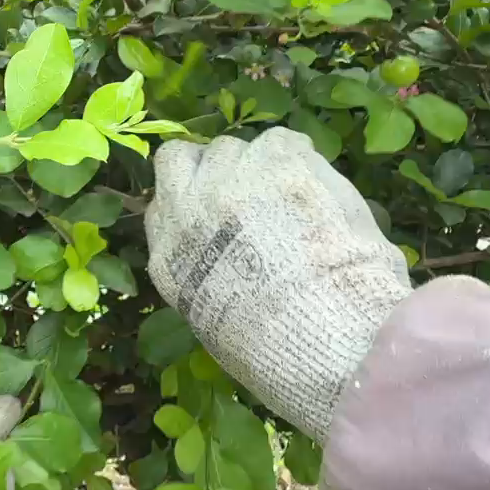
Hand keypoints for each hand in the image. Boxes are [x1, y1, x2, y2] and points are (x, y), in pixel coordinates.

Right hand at [145, 127, 411, 442]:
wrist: (327, 336)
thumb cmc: (278, 348)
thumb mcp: (211, 318)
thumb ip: (200, 269)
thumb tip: (219, 246)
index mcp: (169, 255)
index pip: (162, 199)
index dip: (190, 191)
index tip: (215, 202)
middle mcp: (189, 207)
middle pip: (191, 158)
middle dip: (220, 171)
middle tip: (254, 193)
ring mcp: (230, 179)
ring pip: (235, 147)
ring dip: (258, 165)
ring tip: (292, 198)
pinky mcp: (276, 160)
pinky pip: (279, 141)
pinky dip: (296, 159)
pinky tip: (315, 188)